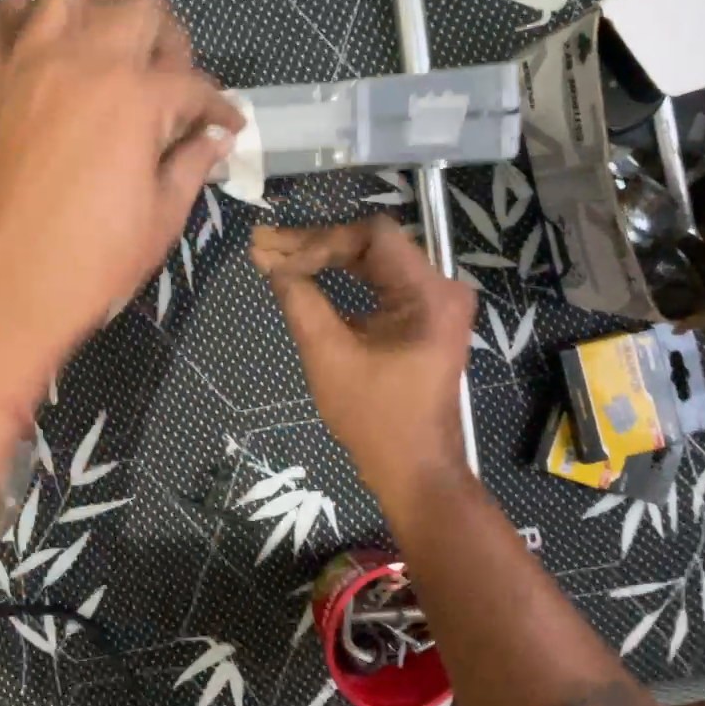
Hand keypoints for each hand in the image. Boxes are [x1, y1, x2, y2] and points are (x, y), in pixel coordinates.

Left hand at [0, 0, 242, 409]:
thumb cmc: (93, 266)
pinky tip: (42, 40)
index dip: (220, 107)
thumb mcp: (161, 220)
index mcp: (136, 97)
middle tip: (174, 87)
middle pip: (139, 9)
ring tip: (113, 58)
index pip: (194, 84)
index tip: (228, 126)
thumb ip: (191, 165)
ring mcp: (29, 69)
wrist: (5, 296)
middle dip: (170, 41)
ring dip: (101, 17)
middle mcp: (83, 63)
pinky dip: (22, 20)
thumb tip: (213, 140)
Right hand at [251, 216, 476, 499]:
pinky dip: (341, 278)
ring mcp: (434, 302)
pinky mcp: (422, 316)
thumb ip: (301, 301)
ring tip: (275, 256)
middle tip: (264, 246)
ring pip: (372, 260)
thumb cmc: (375, 418)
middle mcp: (440, 287)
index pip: (372, 237)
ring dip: (324, 258)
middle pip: (372, 244)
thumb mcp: (329, 356)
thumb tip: (270, 262)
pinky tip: (304, 274)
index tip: (277, 260)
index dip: (320, 241)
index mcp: (429, 294)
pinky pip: (378, 282)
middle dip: (315, 246)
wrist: (415, 469)